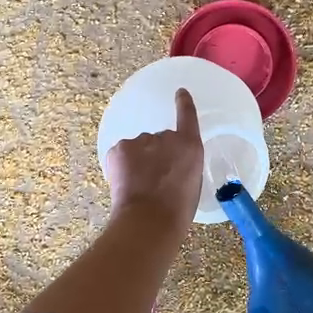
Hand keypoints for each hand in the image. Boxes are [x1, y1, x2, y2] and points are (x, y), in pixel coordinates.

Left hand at [105, 89, 203, 231]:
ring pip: (138, 148)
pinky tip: (125, 183)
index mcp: (190, 146)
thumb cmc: (177, 210)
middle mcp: (166, 137)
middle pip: (160, 140)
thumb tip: (172, 165)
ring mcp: (141, 141)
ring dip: (138, 161)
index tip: (180, 92)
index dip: (184, 103)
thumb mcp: (192, 184)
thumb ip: (184, 165)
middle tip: (154, 180)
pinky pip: (121, 154)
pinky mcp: (119, 148)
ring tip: (139, 186)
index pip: (188, 116)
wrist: (149, 220)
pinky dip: (122, 165)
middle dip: (156, 155)